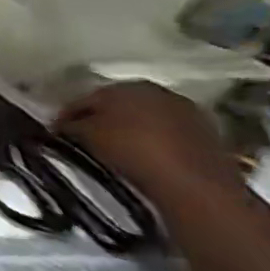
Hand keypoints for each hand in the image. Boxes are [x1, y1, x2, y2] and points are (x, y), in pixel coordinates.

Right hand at [54, 81, 245, 203]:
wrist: (196, 185)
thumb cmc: (132, 151)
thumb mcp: (88, 136)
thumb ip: (71, 125)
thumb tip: (62, 124)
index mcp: (125, 85)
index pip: (86, 97)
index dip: (70, 114)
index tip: (59, 130)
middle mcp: (158, 91)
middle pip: (120, 104)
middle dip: (103, 118)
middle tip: (87, 137)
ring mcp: (188, 112)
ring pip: (147, 118)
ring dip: (132, 130)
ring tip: (117, 149)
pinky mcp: (210, 136)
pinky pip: (171, 134)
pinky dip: (157, 141)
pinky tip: (147, 156)